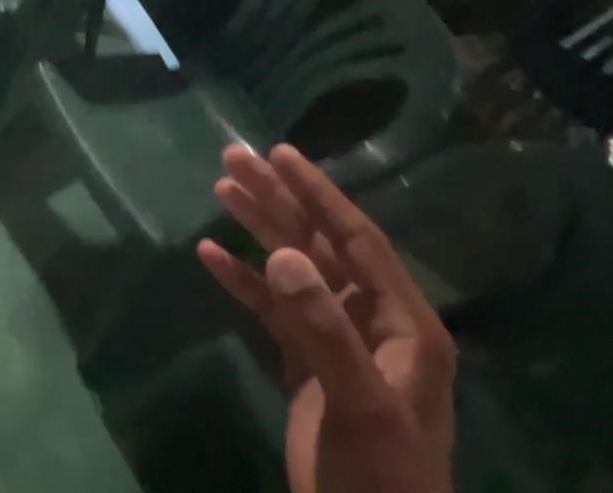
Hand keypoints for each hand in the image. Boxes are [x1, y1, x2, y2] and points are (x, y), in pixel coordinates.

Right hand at [198, 145, 456, 492]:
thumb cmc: (382, 476)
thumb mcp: (360, 404)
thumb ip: (324, 327)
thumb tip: (283, 253)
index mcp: (402, 323)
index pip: (356, 240)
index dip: (318, 193)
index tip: (279, 153)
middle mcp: (372, 321)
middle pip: (319, 244)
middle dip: (279, 199)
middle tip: (233, 157)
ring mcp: (337, 341)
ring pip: (293, 268)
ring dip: (258, 228)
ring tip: (221, 187)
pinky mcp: (307, 363)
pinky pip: (271, 308)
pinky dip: (242, 280)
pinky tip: (210, 255)